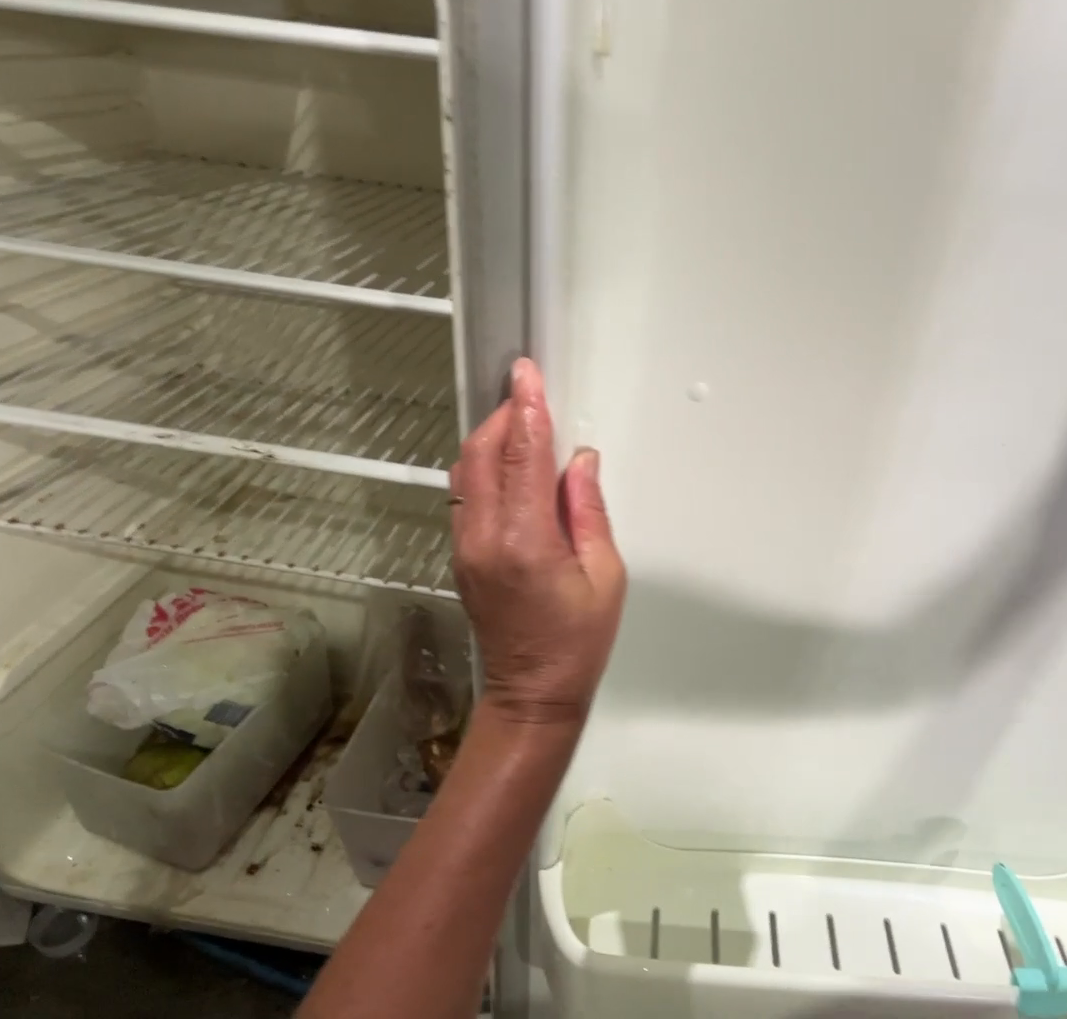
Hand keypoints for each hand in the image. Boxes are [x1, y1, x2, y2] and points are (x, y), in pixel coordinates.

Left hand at [449, 358, 625, 726]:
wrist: (532, 693)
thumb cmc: (578, 641)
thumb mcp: (606, 576)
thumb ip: (588, 510)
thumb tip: (579, 460)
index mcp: (525, 542)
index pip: (522, 457)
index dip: (526, 410)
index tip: (527, 373)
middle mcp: (484, 539)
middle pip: (481, 455)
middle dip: (503, 418)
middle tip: (529, 396)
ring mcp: (465, 548)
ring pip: (466, 473)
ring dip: (491, 441)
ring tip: (522, 426)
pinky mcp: (460, 556)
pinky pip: (465, 496)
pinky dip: (484, 468)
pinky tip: (510, 466)